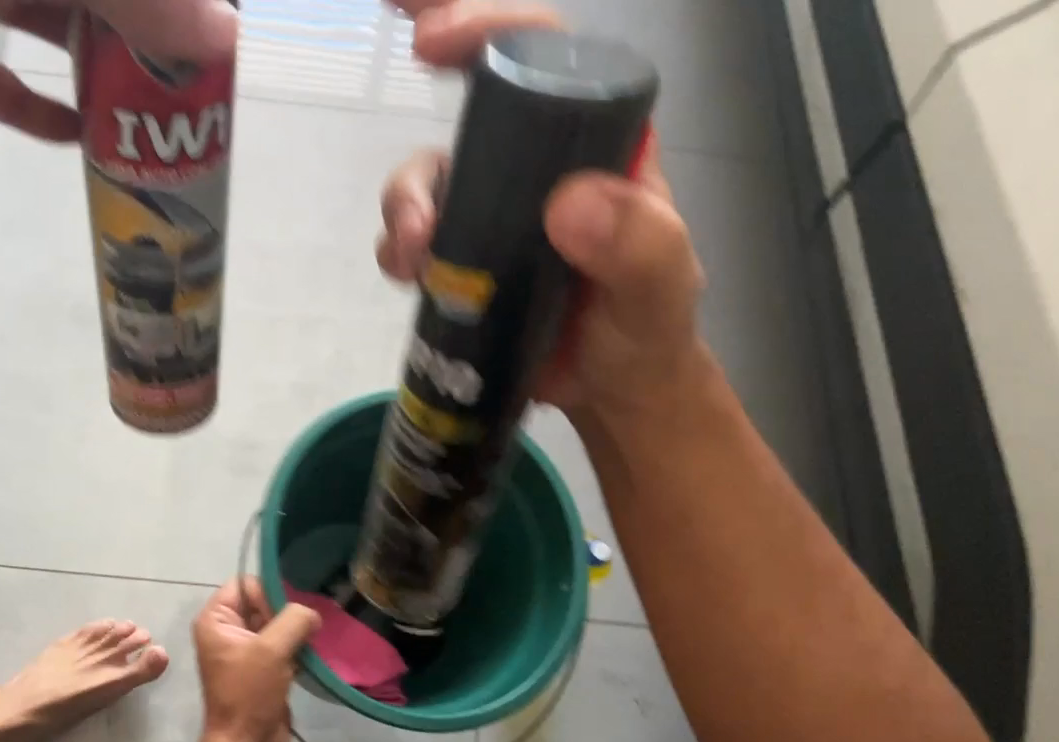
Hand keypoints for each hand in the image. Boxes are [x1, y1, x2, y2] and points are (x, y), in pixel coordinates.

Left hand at [191, 578, 319, 741]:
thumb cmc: (250, 692)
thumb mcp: (272, 649)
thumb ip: (294, 619)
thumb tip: (312, 614)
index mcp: (216, 619)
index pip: (245, 583)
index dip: (268, 592)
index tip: (286, 614)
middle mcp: (226, 629)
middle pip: (262, 602)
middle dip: (286, 612)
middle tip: (304, 629)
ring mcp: (244, 649)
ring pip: (276, 624)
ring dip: (294, 632)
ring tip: (308, 643)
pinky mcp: (261, 666)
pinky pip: (282, 644)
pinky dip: (296, 647)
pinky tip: (308, 656)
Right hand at [374, 8, 706, 422]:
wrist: (609, 389)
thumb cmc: (645, 330)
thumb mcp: (660, 287)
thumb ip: (639, 245)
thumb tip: (568, 205)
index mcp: (592, 140)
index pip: (541, 55)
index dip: (485, 30)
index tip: (430, 41)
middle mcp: (535, 164)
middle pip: (461, 126)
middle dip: (421, 161)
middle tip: (414, 219)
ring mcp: (491, 212)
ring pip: (424, 184)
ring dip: (403, 215)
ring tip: (415, 266)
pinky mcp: (461, 259)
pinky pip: (413, 239)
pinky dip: (398, 253)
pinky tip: (409, 279)